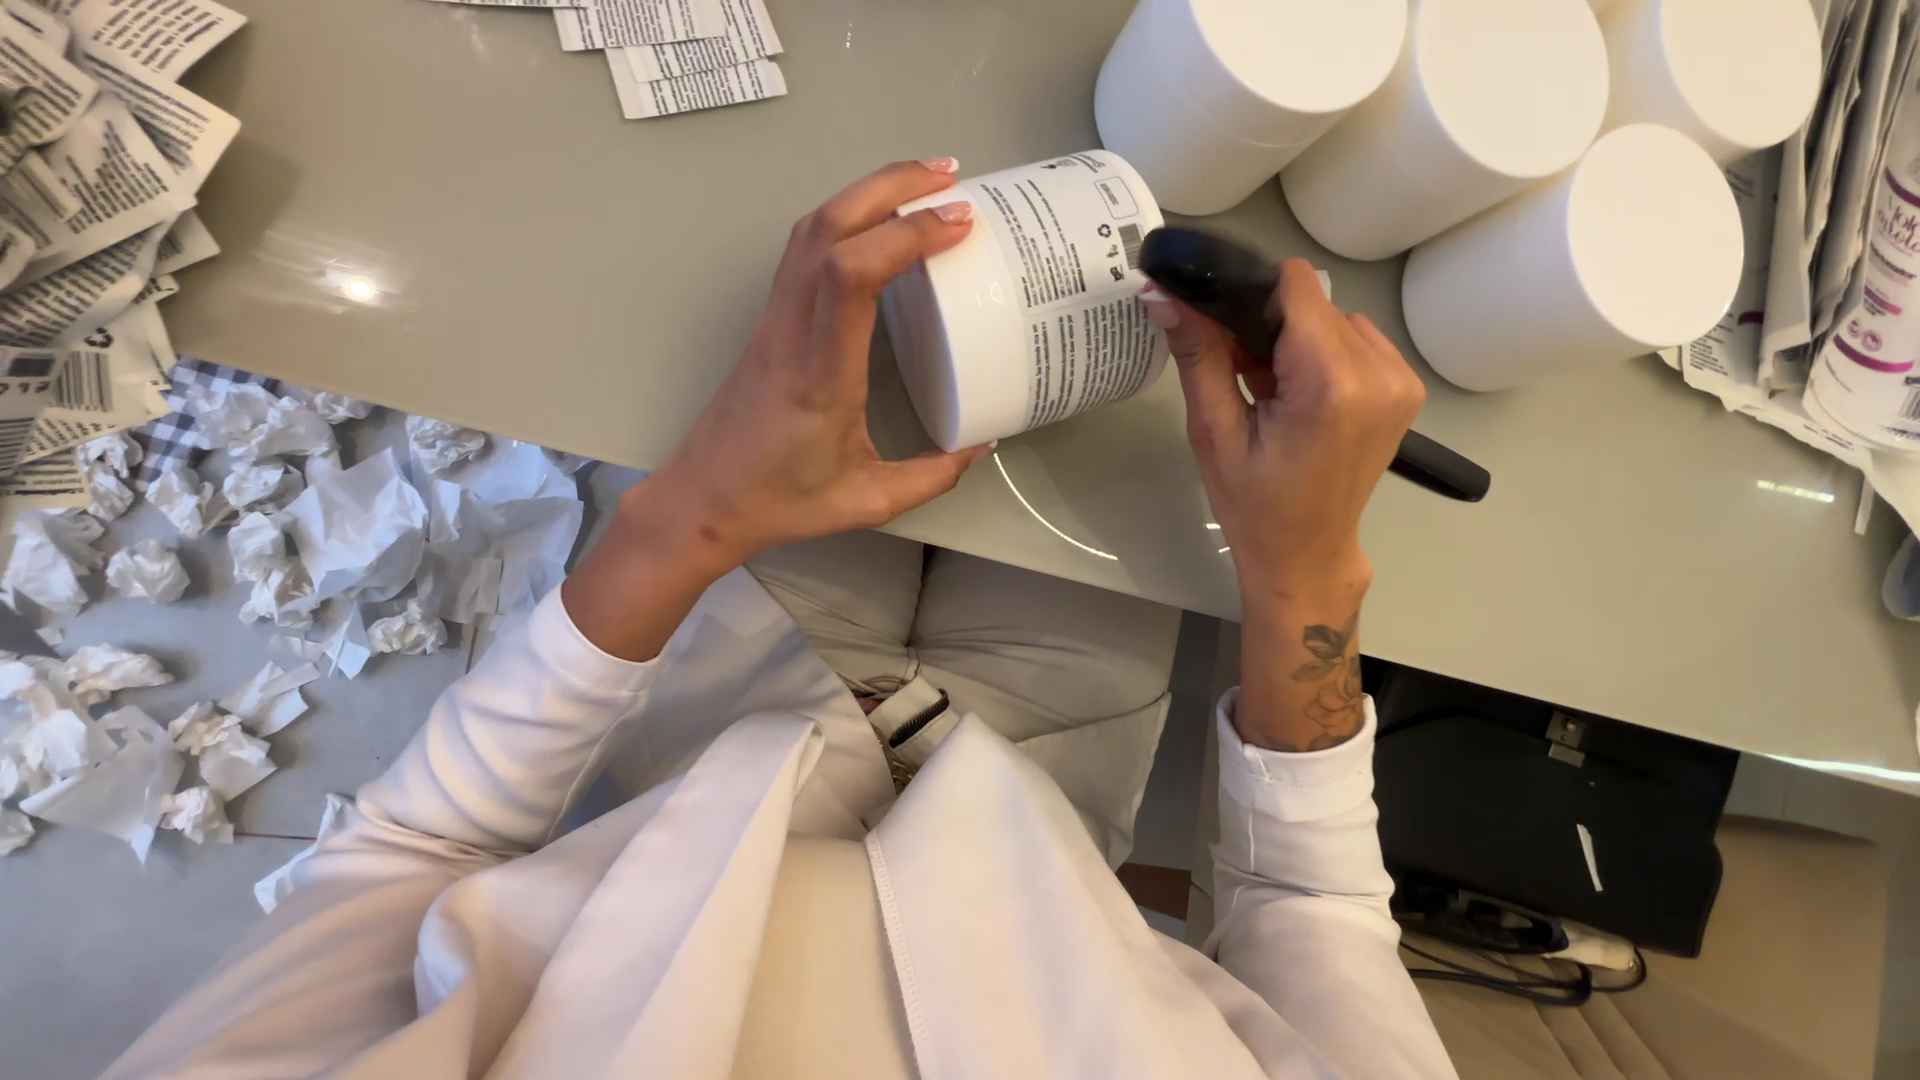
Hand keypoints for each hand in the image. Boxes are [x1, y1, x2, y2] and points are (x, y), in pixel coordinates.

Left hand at [564, 160, 988, 660]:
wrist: (702, 499)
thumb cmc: (779, 503)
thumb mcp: (868, 501)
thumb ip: (933, 475)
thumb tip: (982, 443)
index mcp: (820, 374)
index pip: (851, 276)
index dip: (906, 235)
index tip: (959, 225)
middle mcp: (791, 332)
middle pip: (829, 229)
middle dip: (891, 187)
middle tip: (950, 176)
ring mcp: (773, 320)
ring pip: (810, 229)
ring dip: (865, 193)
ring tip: (921, 184)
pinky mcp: (768, 321)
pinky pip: (802, 249)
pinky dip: (843, 217)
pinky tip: (876, 222)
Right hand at [1142, 258, 1422, 599]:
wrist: (1306, 553)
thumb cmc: (1253, 505)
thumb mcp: (1214, 433)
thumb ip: (1198, 356)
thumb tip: (1163, 296)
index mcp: (1331, 384)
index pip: (1294, 286)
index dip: (1251, 297)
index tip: (1225, 336)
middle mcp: (1380, 371)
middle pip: (1312, 303)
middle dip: (1270, 329)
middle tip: (1243, 380)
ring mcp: (1400, 378)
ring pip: (1334, 318)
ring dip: (1297, 342)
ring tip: (1274, 394)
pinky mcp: (1406, 386)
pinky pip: (1355, 339)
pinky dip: (1323, 356)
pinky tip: (1302, 398)